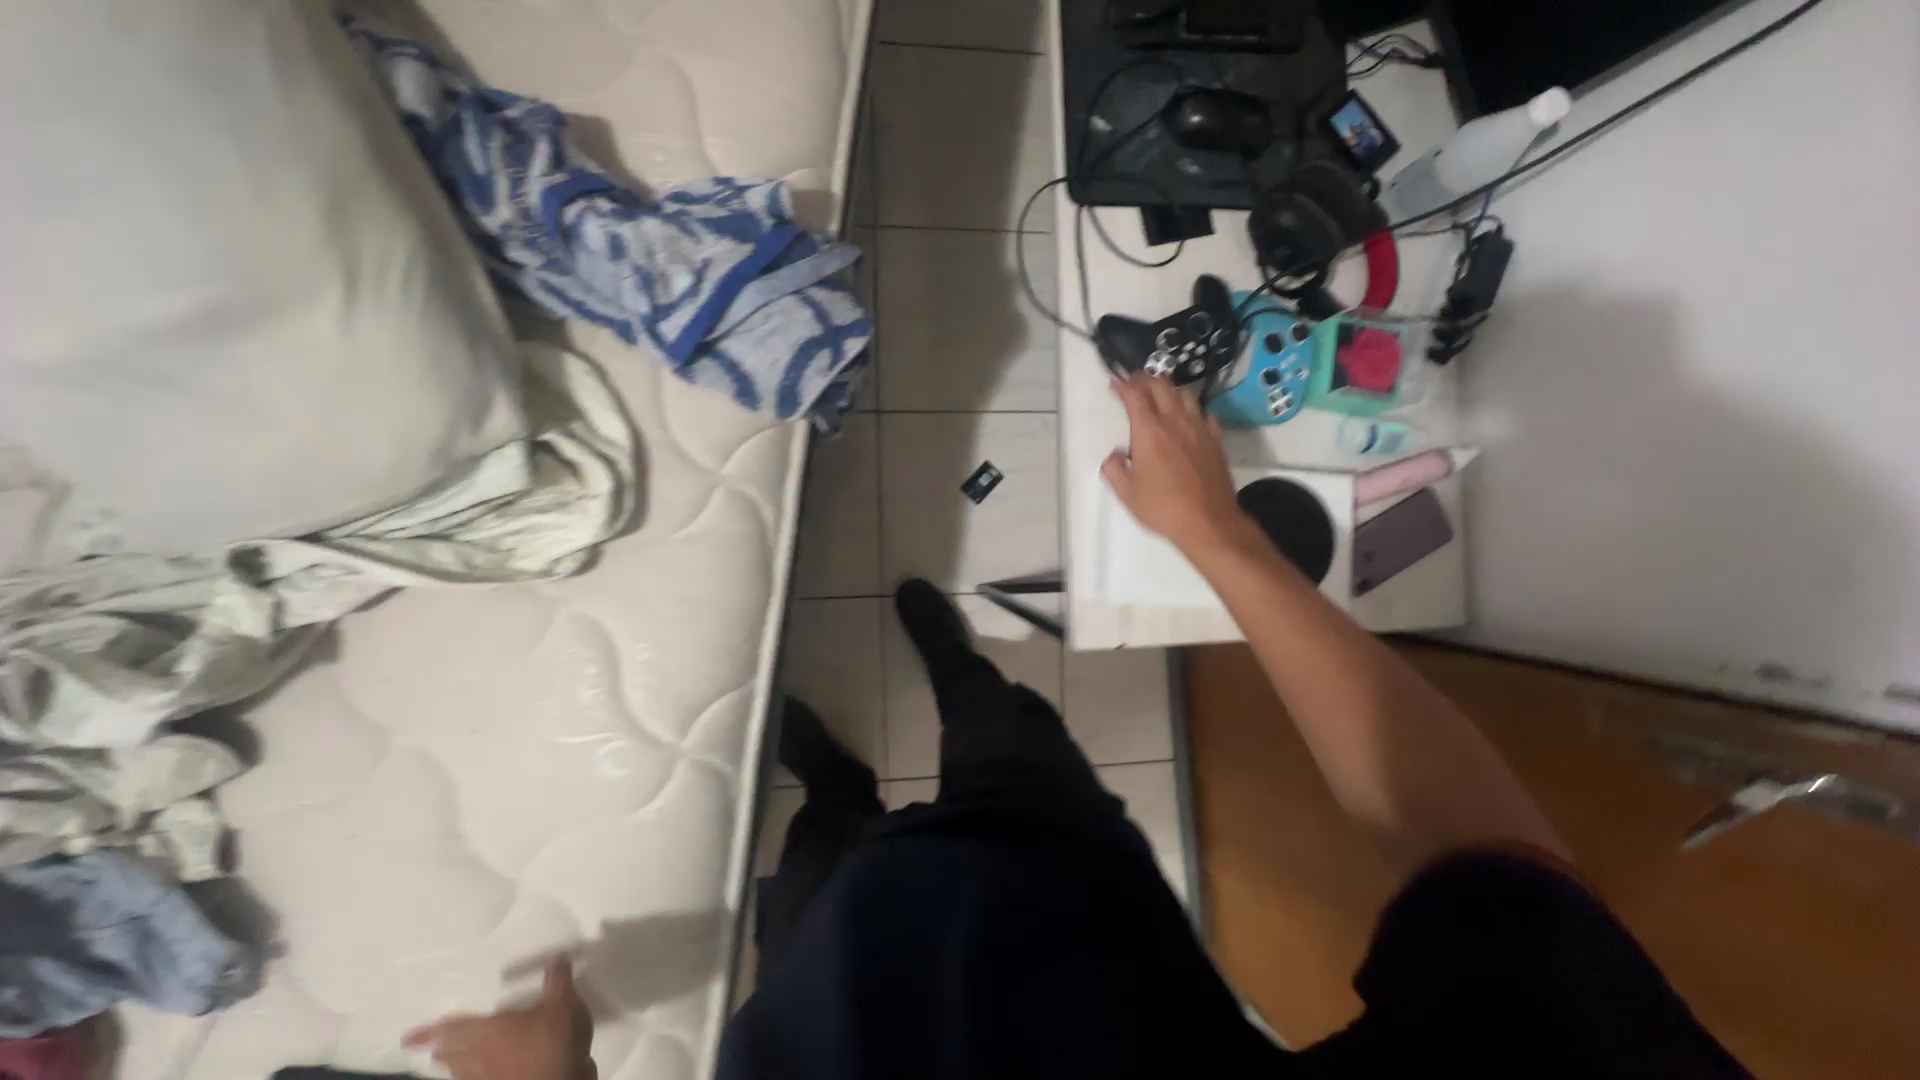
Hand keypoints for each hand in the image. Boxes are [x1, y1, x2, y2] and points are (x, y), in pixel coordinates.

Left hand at [402, 960, 596, 1079]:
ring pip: (462, 1074)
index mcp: (489, 1031)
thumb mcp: (564, 1003)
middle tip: (435, 1050)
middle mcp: (480, 1058)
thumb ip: (557, 980)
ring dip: (456, 1068)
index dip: (429, 1033)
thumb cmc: (554, 1042)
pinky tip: (487, 1078)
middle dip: (443, 1052)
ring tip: (455, 1064)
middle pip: (451, 1056)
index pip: (452, 1029)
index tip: (407, 1039)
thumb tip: (555, 957)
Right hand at [1101, 375, 1249, 556]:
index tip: (1115, 381)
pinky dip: (1192, 408)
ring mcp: (1199, 429)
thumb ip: (1114, 469)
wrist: (1208, 521)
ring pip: (1185, 395)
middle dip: (1145, 379)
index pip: (1135, 397)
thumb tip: (1115, 456)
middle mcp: (1175, 423)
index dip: (1123, 385)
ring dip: (1169, 388)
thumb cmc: (1163, 508)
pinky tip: (1189, 415)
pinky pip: (1204, 413)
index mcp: (1149, 433)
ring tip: (1160, 390)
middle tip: (1135, 380)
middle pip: (1161, 387)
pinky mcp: (1215, 440)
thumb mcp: (1126, 494)